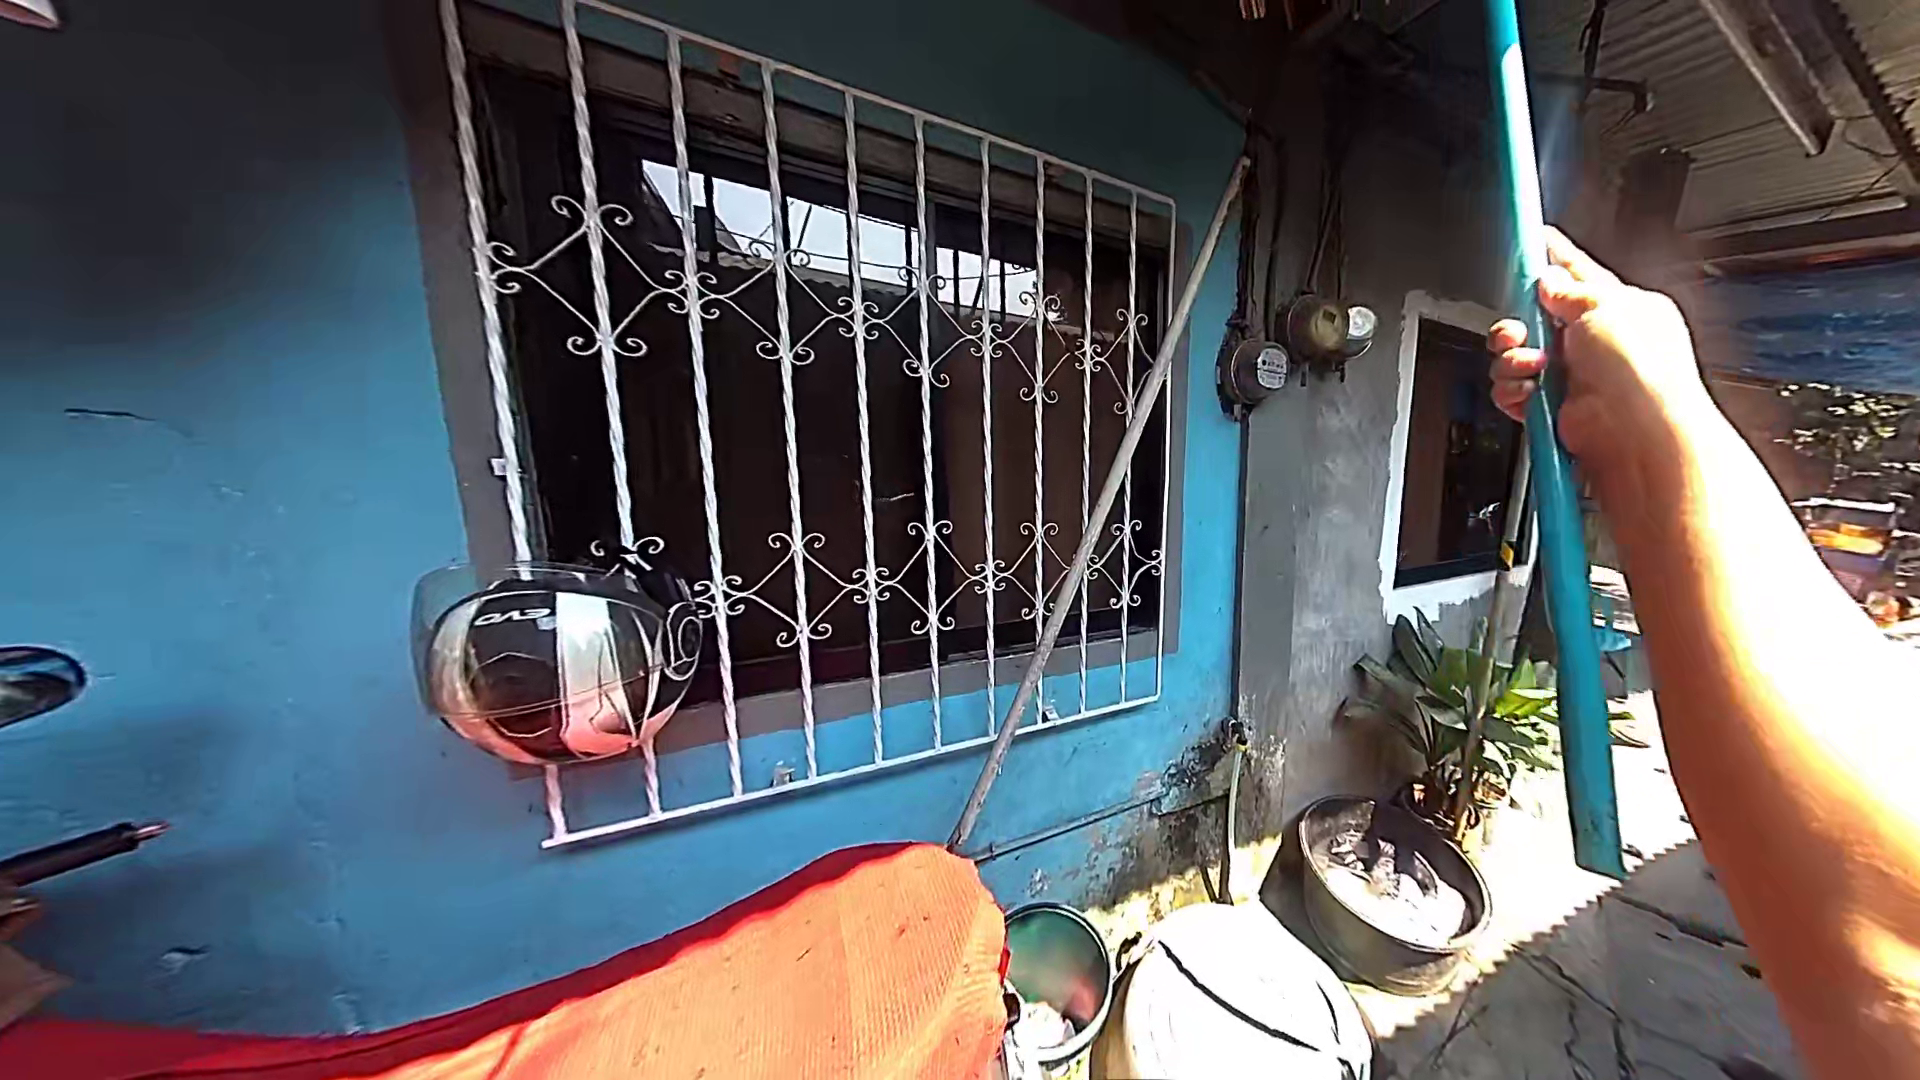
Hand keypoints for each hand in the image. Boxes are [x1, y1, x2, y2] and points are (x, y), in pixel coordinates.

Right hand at [1487, 228, 1717, 487]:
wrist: (1631, 430)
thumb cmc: (1642, 373)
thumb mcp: (1608, 309)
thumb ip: (1570, 291)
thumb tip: (1546, 280)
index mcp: (1616, 309)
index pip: (1574, 275)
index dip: (1550, 257)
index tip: (1532, 237)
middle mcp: (1588, 341)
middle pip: (1529, 320)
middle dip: (1515, 327)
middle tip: (1517, 332)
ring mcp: (1565, 373)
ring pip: (1512, 356)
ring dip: (1513, 363)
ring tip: (1532, 369)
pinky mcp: (1544, 402)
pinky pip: (1507, 388)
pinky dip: (1512, 390)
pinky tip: (1529, 392)